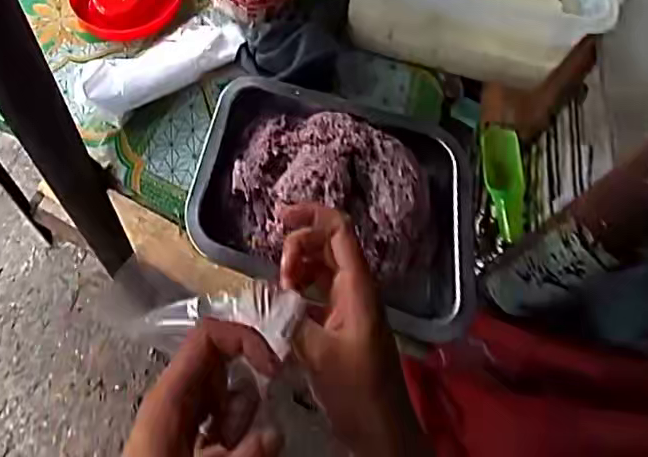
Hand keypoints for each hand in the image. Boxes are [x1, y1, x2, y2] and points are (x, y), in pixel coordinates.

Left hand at [125, 319, 282, 456]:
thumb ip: (242, 455)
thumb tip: (275, 434)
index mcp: (169, 395)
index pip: (208, 336)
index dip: (244, 339)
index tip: (272, 366)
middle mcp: (173, 400)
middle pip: (220, 366)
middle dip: (243, 391)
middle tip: (247, 427)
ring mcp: (178, 422)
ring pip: (223, 397)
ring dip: (239, 420)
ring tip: (233, 452)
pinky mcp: (183, 444)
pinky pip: (217, 424)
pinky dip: (231, 435)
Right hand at [279, 205, 425, 456]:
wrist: (383, 434)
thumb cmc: (359, 392)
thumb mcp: (320, 356)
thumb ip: (290, 322)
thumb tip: (264, 298)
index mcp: (357, 284)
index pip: (338, 229)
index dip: (311, 214)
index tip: (281, 217)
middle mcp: (353, 286)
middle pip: (326, 243)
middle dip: (298, 245)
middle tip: (278, 273)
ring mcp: (348, 304)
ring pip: (319, 267)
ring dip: (296, 269)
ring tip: (280, 291)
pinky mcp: (340, 323)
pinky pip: (316, 292)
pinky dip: (297, 291)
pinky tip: (282, 307)